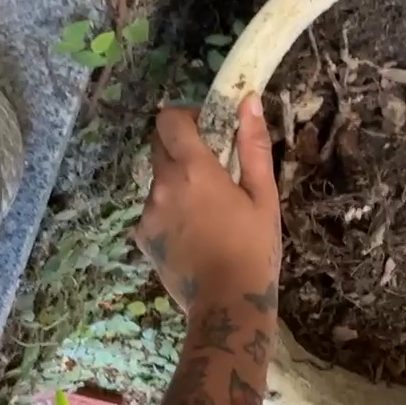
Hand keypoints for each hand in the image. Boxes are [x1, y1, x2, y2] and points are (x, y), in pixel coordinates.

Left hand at [135, 98, 279, 314]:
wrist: (227, 303)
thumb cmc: (253, 248)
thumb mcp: (263, 196)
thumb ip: (253, 145)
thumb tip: (248, 100)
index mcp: (194, 169)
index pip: (169, 120)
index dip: (185, 118)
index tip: (206, 130)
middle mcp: (163, 185)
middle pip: (158, 147)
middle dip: (180, 149)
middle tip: (210, 172)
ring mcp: (148, 212)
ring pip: (157, 181)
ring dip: (176, 184)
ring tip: (205, 212)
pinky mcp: (142, 236)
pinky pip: (152, 211)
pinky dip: (168, 213)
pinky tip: (192, 235)